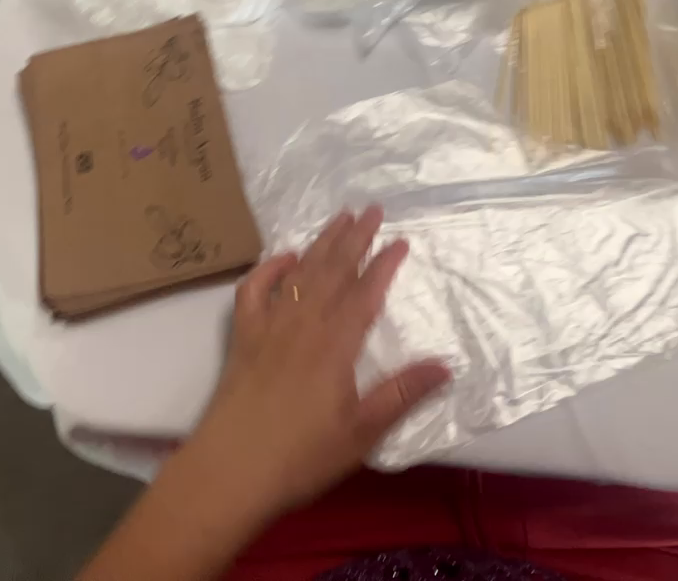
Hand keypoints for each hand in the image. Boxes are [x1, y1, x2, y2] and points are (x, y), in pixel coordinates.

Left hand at [179, 205, 450, 519]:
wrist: (232, 468)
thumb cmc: (302, 455)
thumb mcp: (362, 432)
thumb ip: (402, 394)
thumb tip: (445, 364)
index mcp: (336, 343)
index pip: (366, 292)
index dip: (385, 264)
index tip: (401, 241)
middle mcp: (303, 322)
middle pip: (334, 269)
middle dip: (355, 237)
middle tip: (372, 209)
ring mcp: (269, 324)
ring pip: (301, 272)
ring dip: (321, 242)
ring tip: (339, 218)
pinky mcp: (243, 334)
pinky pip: (255, 288)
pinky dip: (270, 267)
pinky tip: (285, 257)